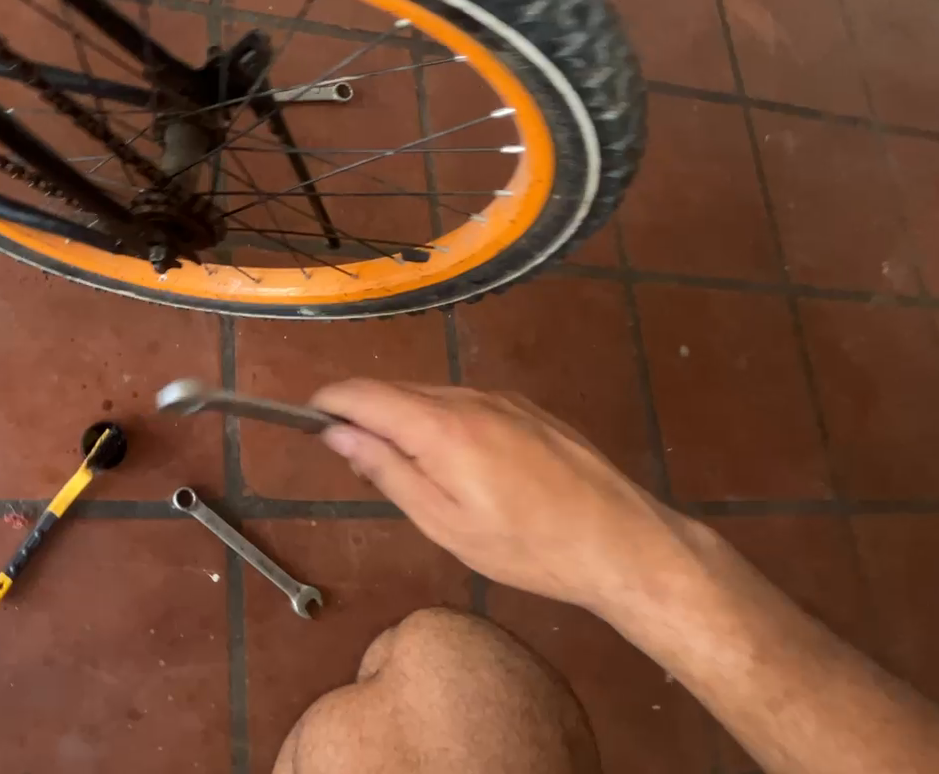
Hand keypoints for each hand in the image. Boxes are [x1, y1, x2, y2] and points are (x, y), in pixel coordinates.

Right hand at [315, 380, 700, 615]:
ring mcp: (500, 397)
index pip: (361, 393)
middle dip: (363, 415)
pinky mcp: (525, 406)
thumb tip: (337, 432)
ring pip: (427, 395)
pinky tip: (461, 462)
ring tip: (415, 470)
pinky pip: (462, 401)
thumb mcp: (443, 522)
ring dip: (402, 418)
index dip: (327, 400)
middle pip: (392, 390)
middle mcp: (465, 397)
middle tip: (362, 462)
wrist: (630, 547)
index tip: (309, 419)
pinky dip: (439, 419)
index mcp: (439, 426)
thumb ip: (385, 469)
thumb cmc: (527, 548)